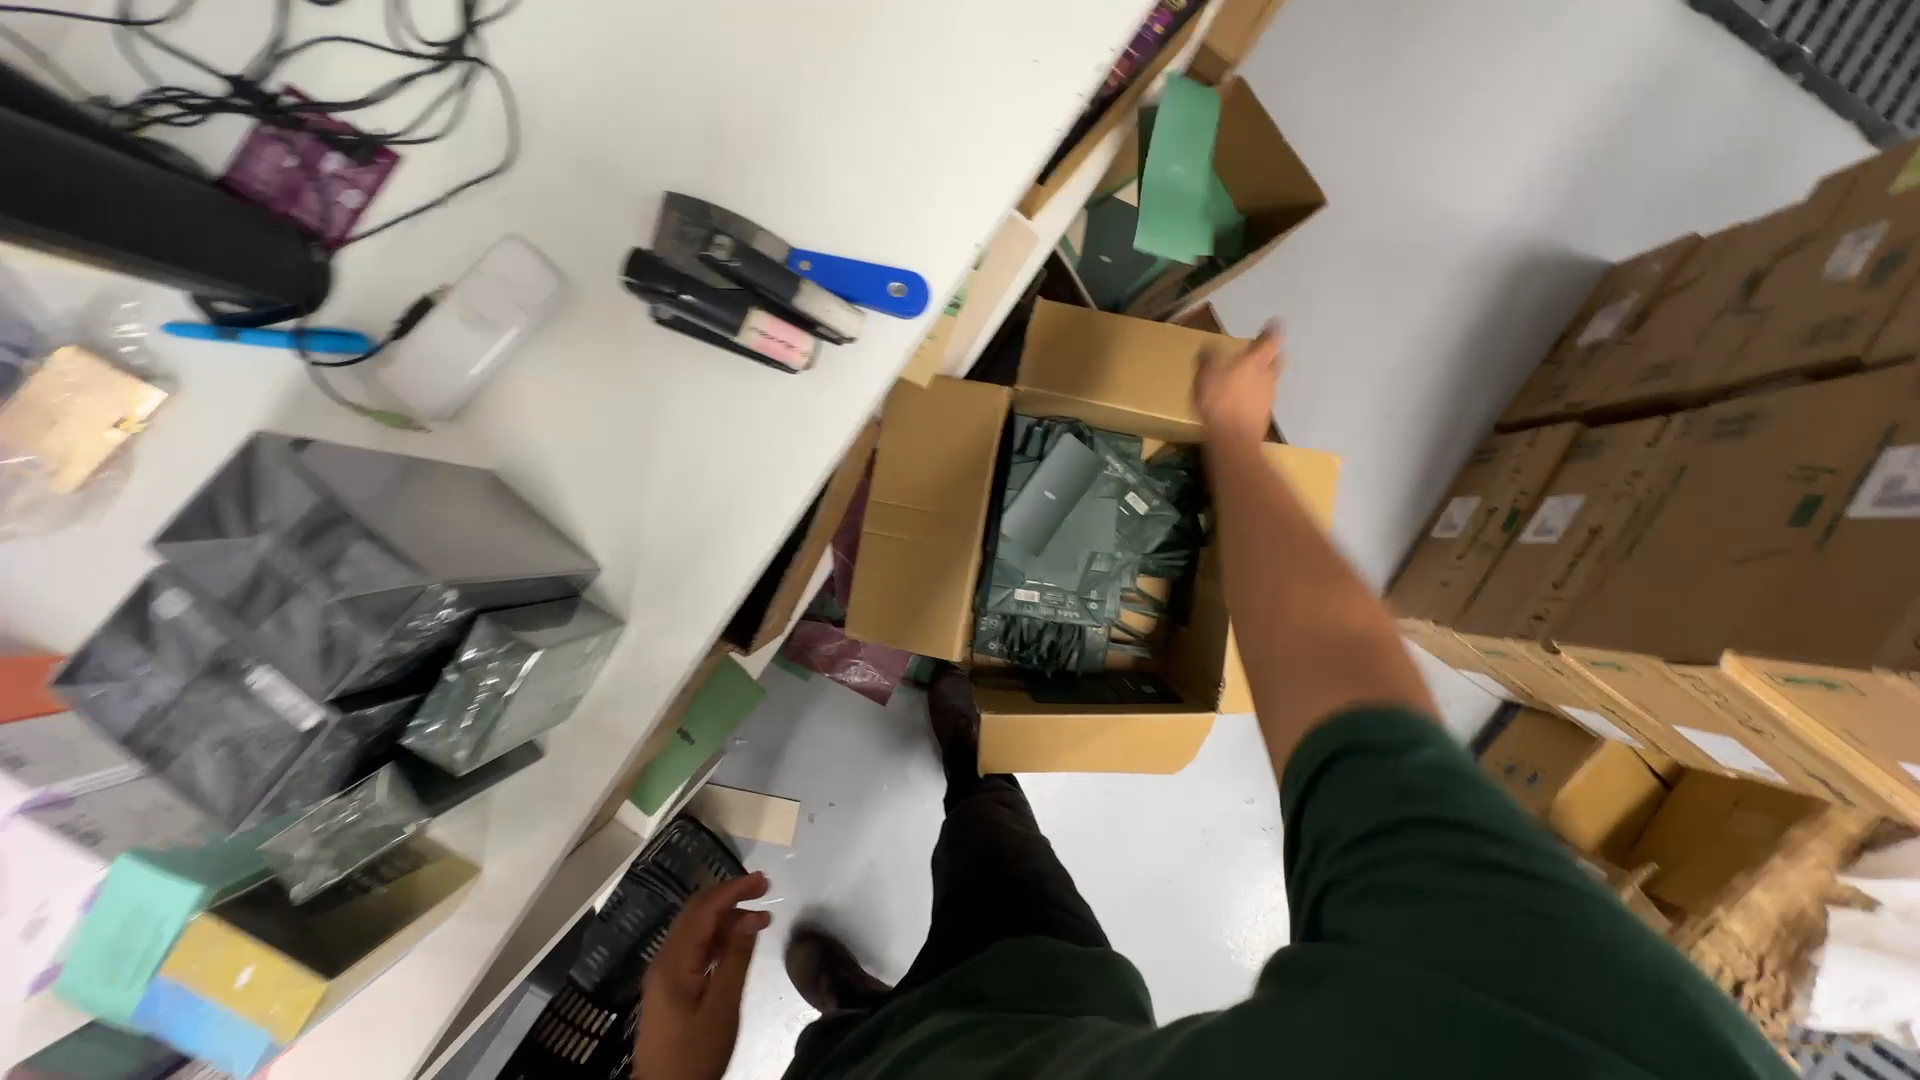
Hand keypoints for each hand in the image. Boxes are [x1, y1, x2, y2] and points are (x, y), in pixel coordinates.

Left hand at [633, 872, 772, 1079]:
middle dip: (730, 896)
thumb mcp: (722, 1007)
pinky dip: (718, 937)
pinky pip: (695, 948)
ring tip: (761, 919)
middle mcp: (665, 960)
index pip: (704, 909)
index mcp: (674, 962)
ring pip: (696, 929)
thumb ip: (737, 957)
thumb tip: (752, 917)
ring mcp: (666, 973)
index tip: (765, 881)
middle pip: (696, 913)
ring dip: (727, 917)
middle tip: (764, 889)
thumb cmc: (695, 1054)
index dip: (734, 889)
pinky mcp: (671, 986)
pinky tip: (739, 942)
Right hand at [1194, 320, 1283, 448]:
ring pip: (1270, 380)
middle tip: (1264, 352)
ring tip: (1248, 377)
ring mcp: (1268, 397)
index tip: (1274, 323)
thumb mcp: (1205, 376)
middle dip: (1272, 354)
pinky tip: (1242, 400)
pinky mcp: (1263, 415)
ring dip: (1263, 376)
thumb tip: (1208, 347)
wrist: (1233, 439)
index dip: (1272, 330)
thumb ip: (1208, 359)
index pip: (1270, 340)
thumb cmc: (1218, 402)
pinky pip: (1262, 398)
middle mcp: (1267, 377)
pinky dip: (1255, 395)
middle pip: (1277, 361)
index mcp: (1255, 362)